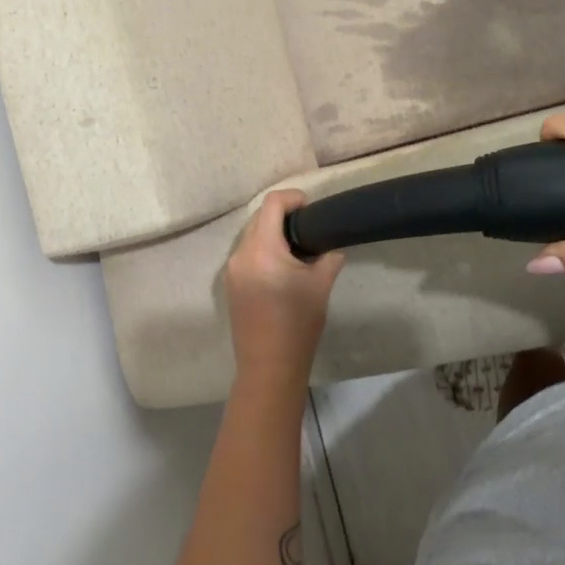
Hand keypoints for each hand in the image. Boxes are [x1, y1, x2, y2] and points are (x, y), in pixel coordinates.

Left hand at [224, 190, 345, 388]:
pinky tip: (283, 268)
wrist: (270, 365)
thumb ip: (329, 257)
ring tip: (298, 250)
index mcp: (261, 249)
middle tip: (309, 229)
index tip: (311, 210)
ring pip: (251, 237)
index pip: (272, 204)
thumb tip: (333, 245)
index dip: (293, 198)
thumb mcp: (320, 285)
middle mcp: (240, 254)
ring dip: (272, 235)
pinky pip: (247, 255)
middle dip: (283, 217)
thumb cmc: (298, 323)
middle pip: (259, 218)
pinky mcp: (231, 286)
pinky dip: (263, 251)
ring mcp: (232, 271)